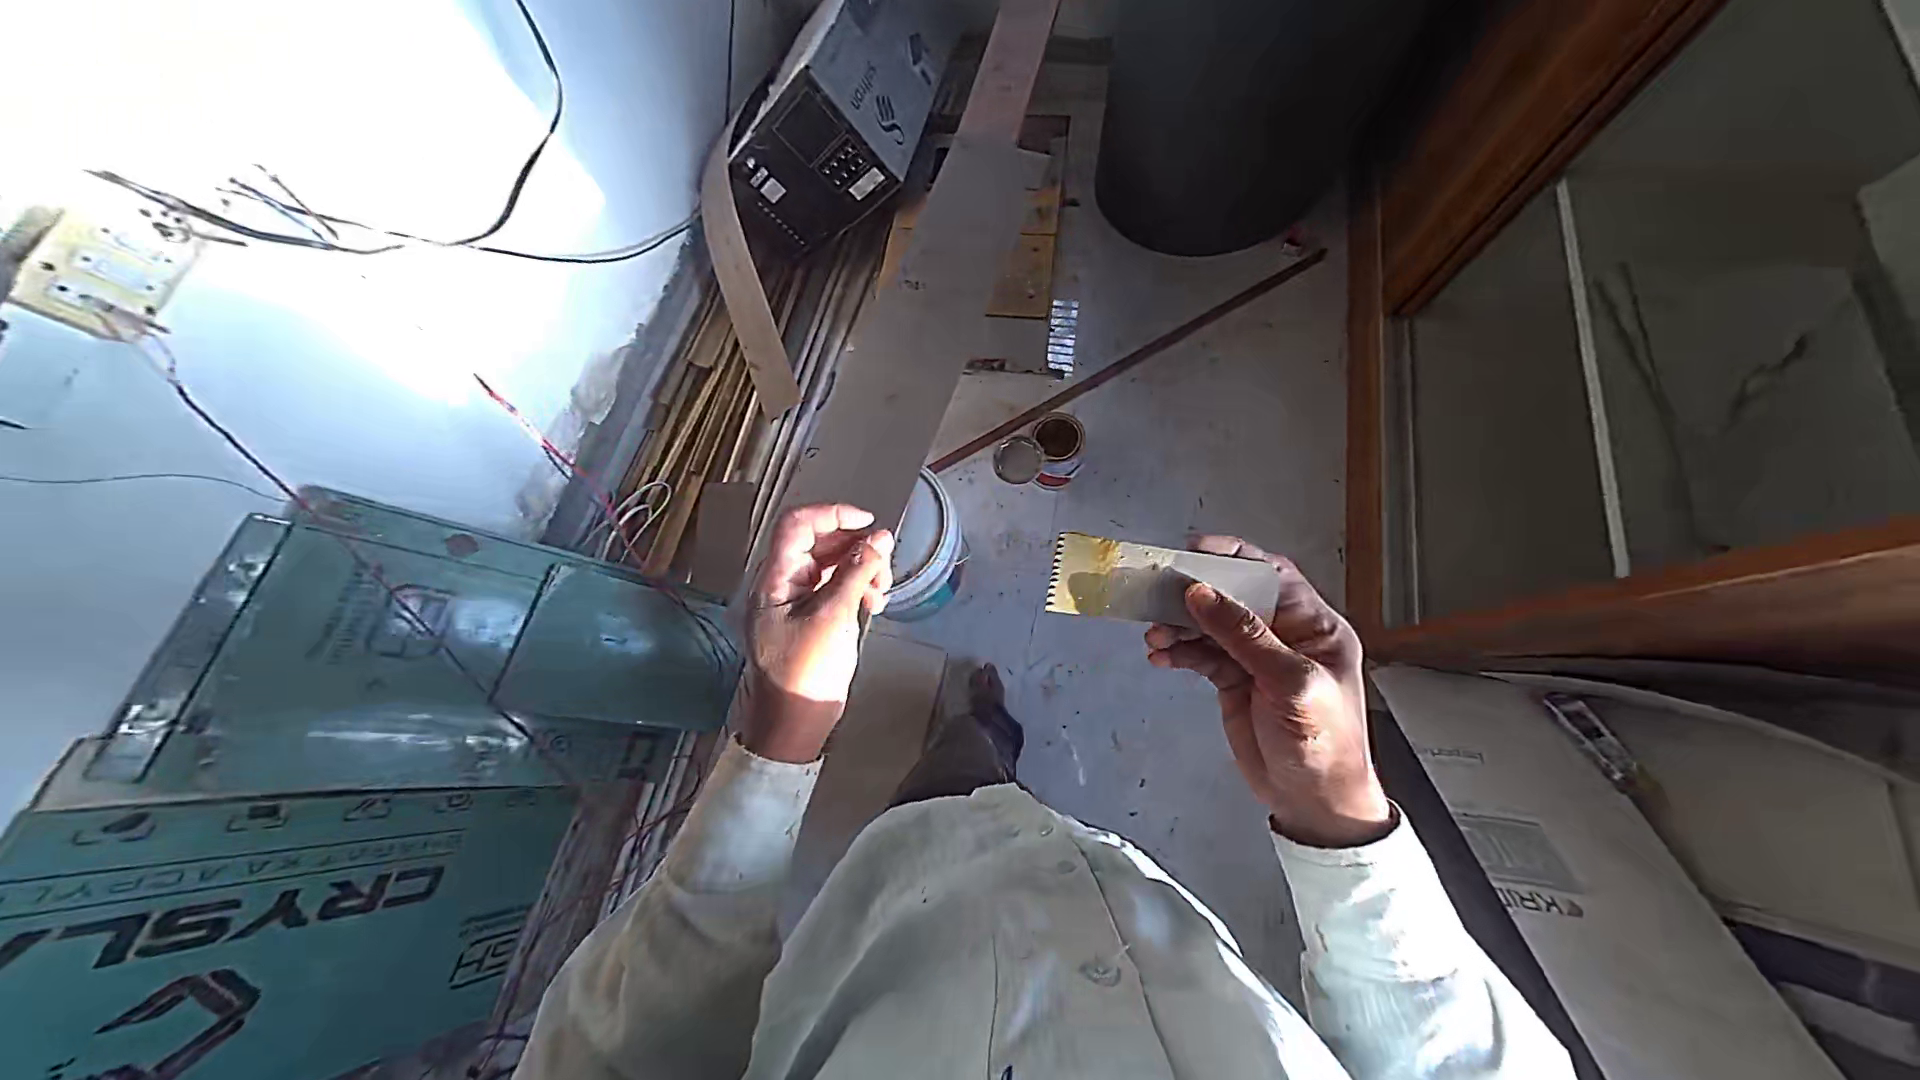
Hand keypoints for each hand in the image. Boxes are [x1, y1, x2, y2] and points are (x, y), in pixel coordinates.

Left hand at [740, 504, 893, 762]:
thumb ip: (856, 573)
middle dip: (856, 548)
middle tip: (882, 565)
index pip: (797, 525)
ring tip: (880, 591)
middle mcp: (784, 582)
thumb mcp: (833, 617)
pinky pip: (838, 585)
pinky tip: (874, 603)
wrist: (796, 720)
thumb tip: (880, 538)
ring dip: (863, 568)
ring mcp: (799, 598)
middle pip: (820, 543)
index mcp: (775, 578)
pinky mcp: (814, 614)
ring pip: (834, 563)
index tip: (867, 521)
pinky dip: (859, 587)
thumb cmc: (804, 672)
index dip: (832, 514)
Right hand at [1143, 537, 1391, 847]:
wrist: (1313, 804)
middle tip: (1160, 596)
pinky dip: (1177, 652)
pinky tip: (1161, 658)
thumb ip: (1244, 635)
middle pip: (1231, 597)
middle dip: (1194, 597)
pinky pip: (1198, 654)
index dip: (1232, 556)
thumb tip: (1203, 593)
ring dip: (1178, 627)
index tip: (1194, 550)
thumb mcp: (1290, 683)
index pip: (1270, 575)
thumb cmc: (1324, 746)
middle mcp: (1283, 635)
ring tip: (1155, 638)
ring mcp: (1255, 657)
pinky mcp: (1233, 678)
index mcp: (1313, 626)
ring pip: (1208, 625)